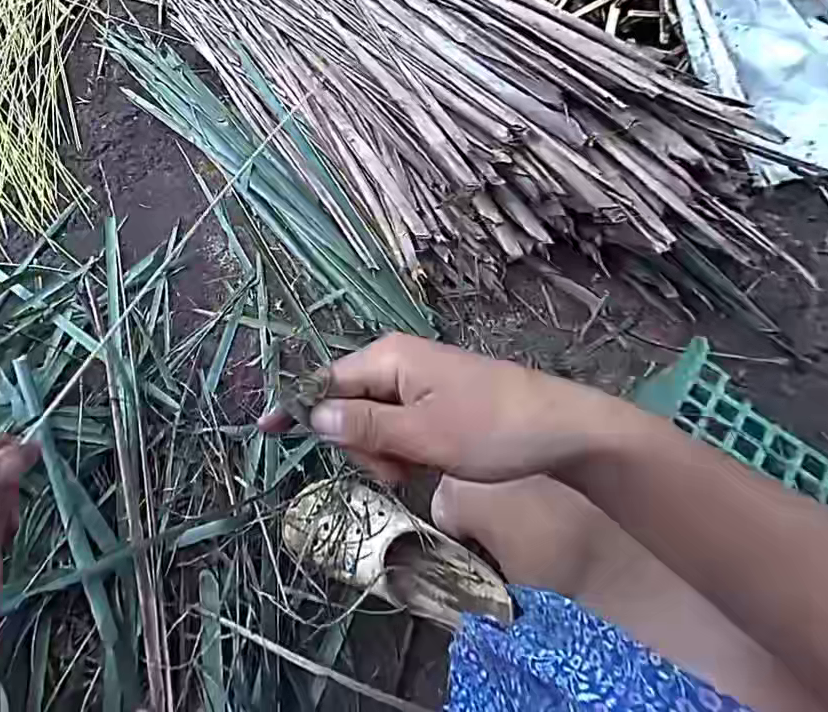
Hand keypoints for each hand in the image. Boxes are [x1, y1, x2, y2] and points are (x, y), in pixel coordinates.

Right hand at [259, 334, 636, 482]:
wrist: (562, 428)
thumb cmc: (491, 427)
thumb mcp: (424, 435)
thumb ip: (365, 428)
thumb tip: (313, 417)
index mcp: (389, 358)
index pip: (327, 381)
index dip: (298, 406)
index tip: (265, 428)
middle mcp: (397, 361)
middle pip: (348, 404)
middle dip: (361, 443)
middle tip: (395, 470)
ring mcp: (416, 379)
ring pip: (372, 420)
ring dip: (384, 452)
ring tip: (417, 469)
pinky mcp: (433, 397)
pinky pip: (397, 423)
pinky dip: (403, 448)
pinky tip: (426, 463)